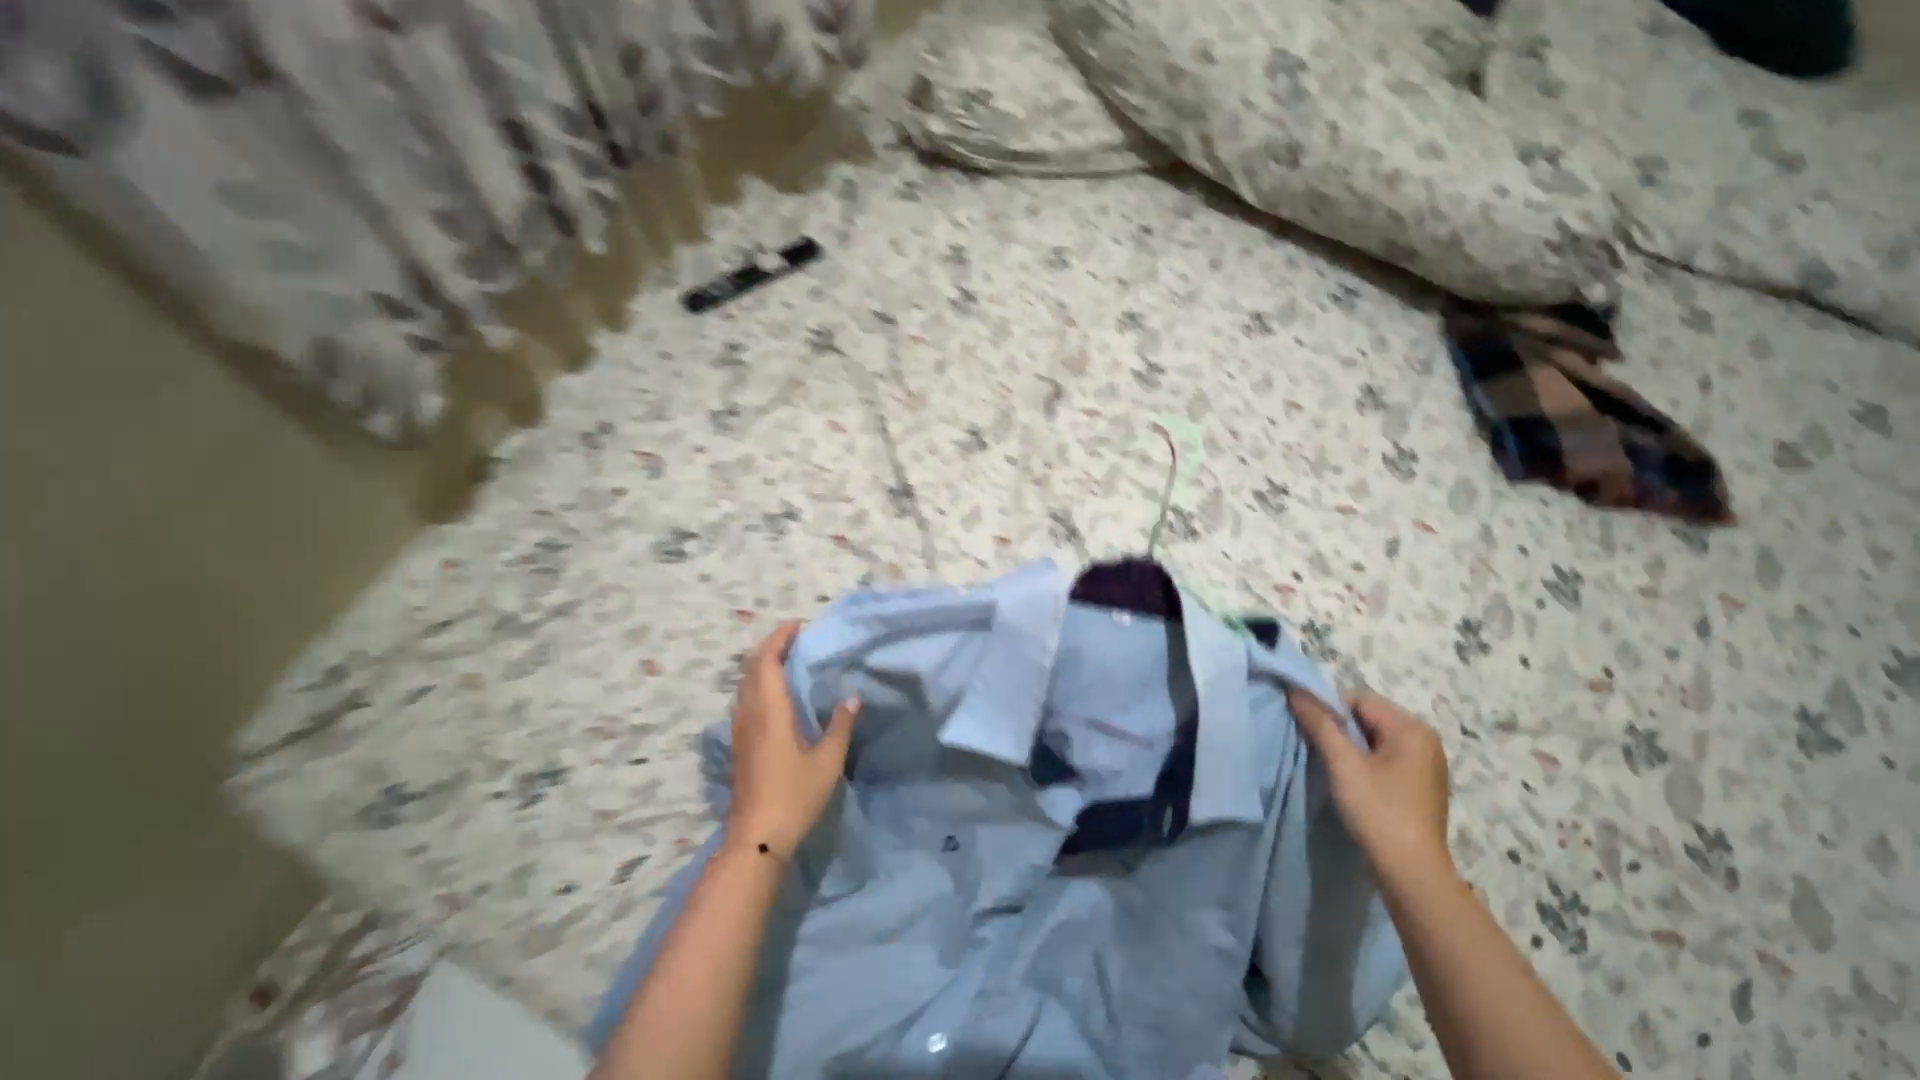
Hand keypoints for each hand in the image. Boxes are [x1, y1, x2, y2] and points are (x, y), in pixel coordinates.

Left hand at [725, 621, 860, 859]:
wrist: (756, 837)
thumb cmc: (795, 796)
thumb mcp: (827, 761)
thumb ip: (841, 725)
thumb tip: (852, 696)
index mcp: (769, 710)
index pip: (767, 660)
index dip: (780, 637)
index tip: (801, 626)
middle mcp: (749, 713)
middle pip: (751, 668)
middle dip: (772, 647)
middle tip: (799, 641)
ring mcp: (740, 730)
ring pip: (745, 685)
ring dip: (763, 667)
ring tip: (791, 663)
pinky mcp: (739, 745)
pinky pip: (745, 701)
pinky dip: (759, 686)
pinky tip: (779, 698)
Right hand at [1287, 688, 1453, 886]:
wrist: (1412, 871)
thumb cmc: (1378, 811)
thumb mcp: (1343, 765)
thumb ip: (1320, 725)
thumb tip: (1295, 689)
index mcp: (1412, 728)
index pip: (1359, 699)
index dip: (1329, 710)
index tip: (1309, 732)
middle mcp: (1425, 739)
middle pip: (1369, 718)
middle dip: (1340, 730)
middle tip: (1317, 752)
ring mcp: (1427, 763)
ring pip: (1376, 740)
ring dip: (1351, 748)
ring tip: (1334, 770)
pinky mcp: (1422, 785)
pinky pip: (1387, 759)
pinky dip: (1367, 764)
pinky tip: (1355, 785)